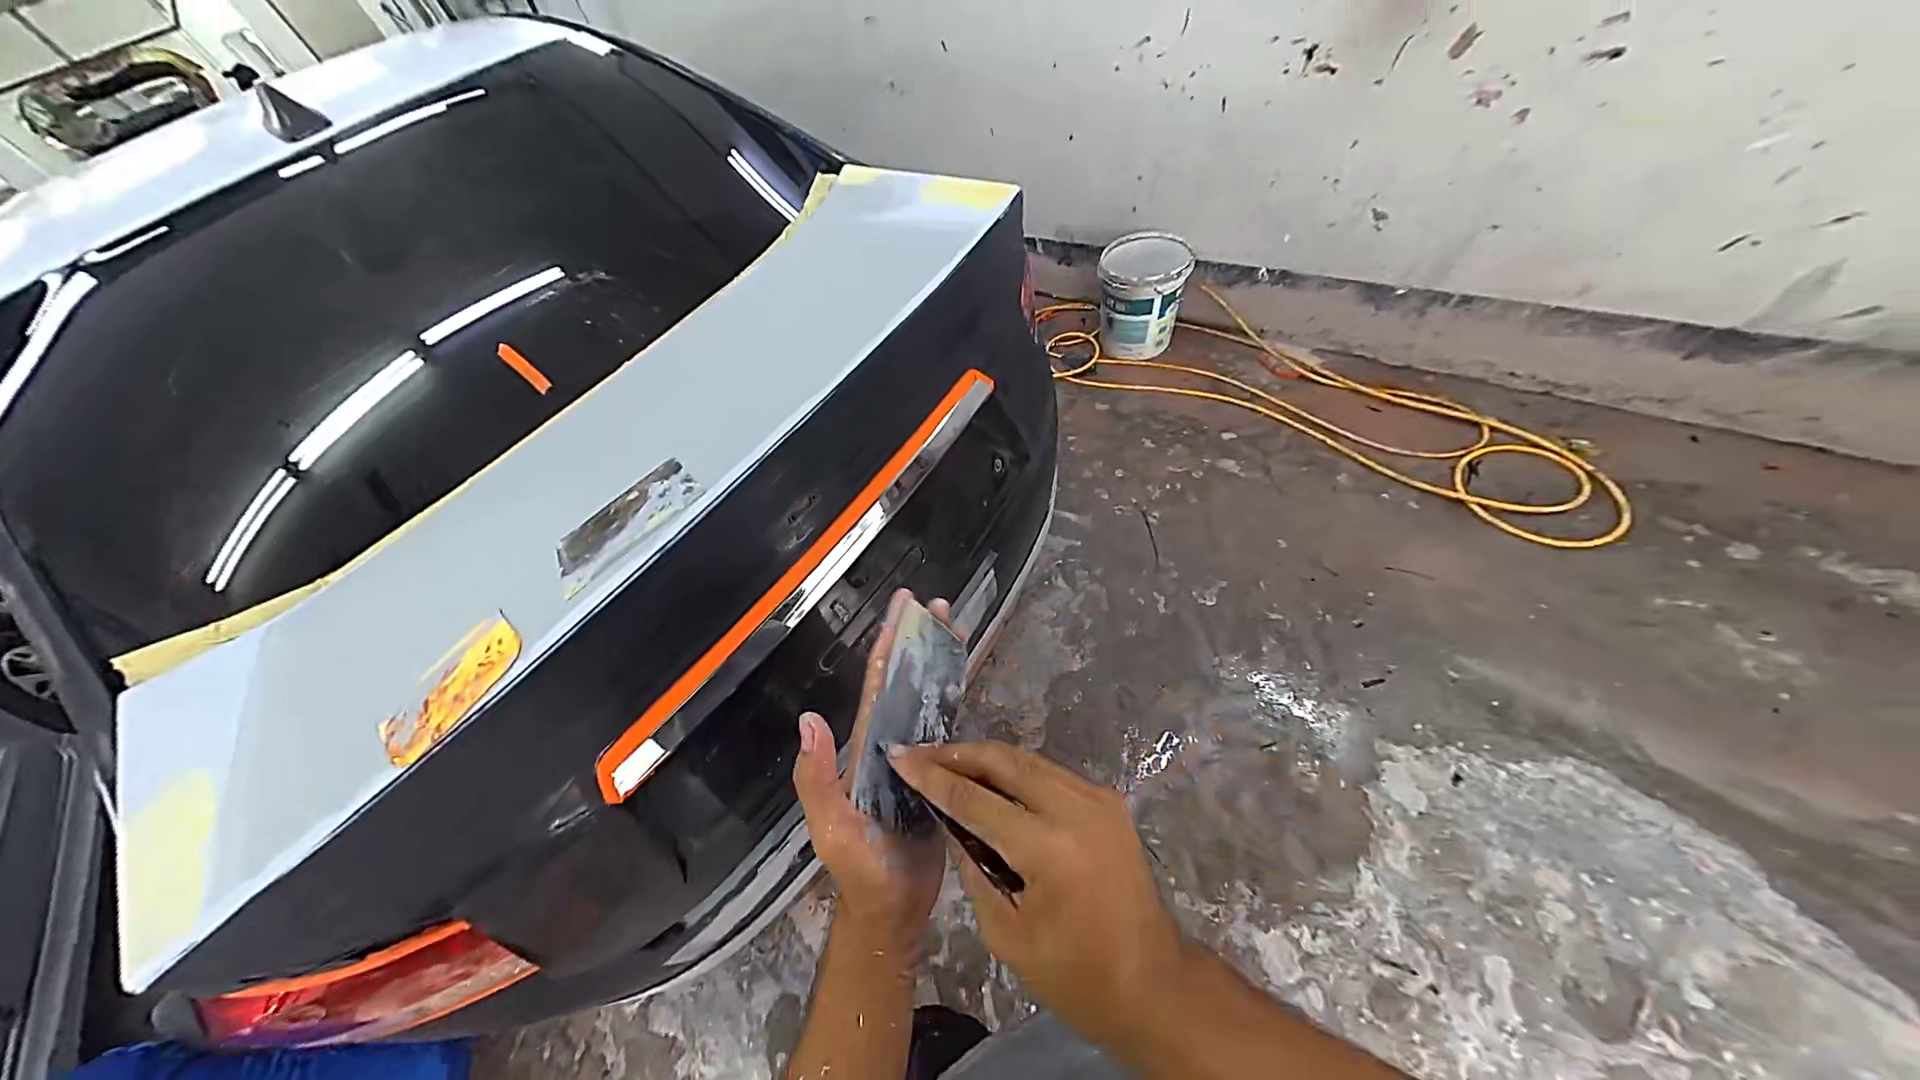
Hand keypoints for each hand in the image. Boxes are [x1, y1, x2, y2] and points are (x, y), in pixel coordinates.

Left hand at [791, 591, 959, 953]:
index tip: (903, 605)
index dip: (887, 642)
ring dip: (939, 660)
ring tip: (957, 626)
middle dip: (917, 638)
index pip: (877, 683)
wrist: (892, 907)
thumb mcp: (830, 827)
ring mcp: (915, 754)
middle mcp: (889, 740)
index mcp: (864, 745)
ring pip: (927, 695)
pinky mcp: (938, 771)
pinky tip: (967, 677)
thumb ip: (815, 778)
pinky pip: (946, 725)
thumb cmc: (859, 870)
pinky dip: (955, 695)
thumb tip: (810, 718)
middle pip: (904, 678)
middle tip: (938, 603)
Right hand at [886, 741, 1186, 1048]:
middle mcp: (1075, 807)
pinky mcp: (1108, 800)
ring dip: (985, 759)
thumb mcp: (1008, 933)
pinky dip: (1015, 772)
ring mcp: (1097, 798)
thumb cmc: (1076, 975)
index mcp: (1048, 846)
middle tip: (919, 753)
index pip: (975, 798)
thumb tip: (953, 824)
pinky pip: (1050, 773)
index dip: (932, 776)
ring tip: (946, 761)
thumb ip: (974, 868)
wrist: (1154, 982)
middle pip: (1003, 761)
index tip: (899, 756)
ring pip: (1028, 760)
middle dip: (956, 754)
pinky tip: (991, 780)